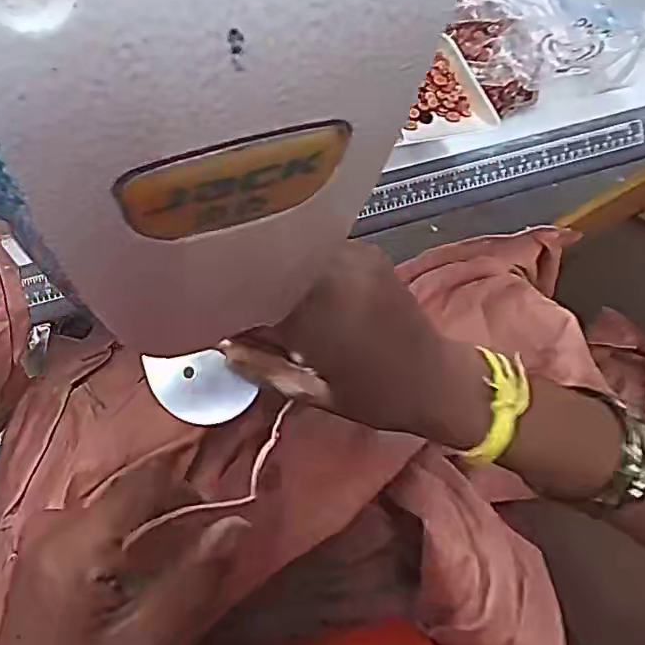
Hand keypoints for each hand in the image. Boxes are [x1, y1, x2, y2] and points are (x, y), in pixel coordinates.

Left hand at [0, 455, 249, 644]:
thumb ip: (193, 580)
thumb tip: (236, 525)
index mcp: (72, 543)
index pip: (142, 481)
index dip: (187, 491)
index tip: (215, 521)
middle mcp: (50, 526)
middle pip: (127, 492)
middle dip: (170, 514)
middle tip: (200, 551)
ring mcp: (38, 538)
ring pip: (113, 508)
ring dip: (149, 529)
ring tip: (172, 569)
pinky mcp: (37, 554)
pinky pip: (94, 525)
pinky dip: (125, 542)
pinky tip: (136, 578)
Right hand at [222, 240, 491, 450]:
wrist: (440, 380)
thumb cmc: (373, 396)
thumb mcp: (306, 391)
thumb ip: (256, 362)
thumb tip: (217, 338)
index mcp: (318, 308)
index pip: (250, 283)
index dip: (222, 291)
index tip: (204, 304)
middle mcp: (335, 268)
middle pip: (269, 256)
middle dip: (243, 273)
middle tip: (223, 293)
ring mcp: (353, 253)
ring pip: (292, 248)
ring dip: (270, 265)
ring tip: (252, 287)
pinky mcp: (366, 250)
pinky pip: (315, 248)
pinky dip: (295, 263)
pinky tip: (287, 282)